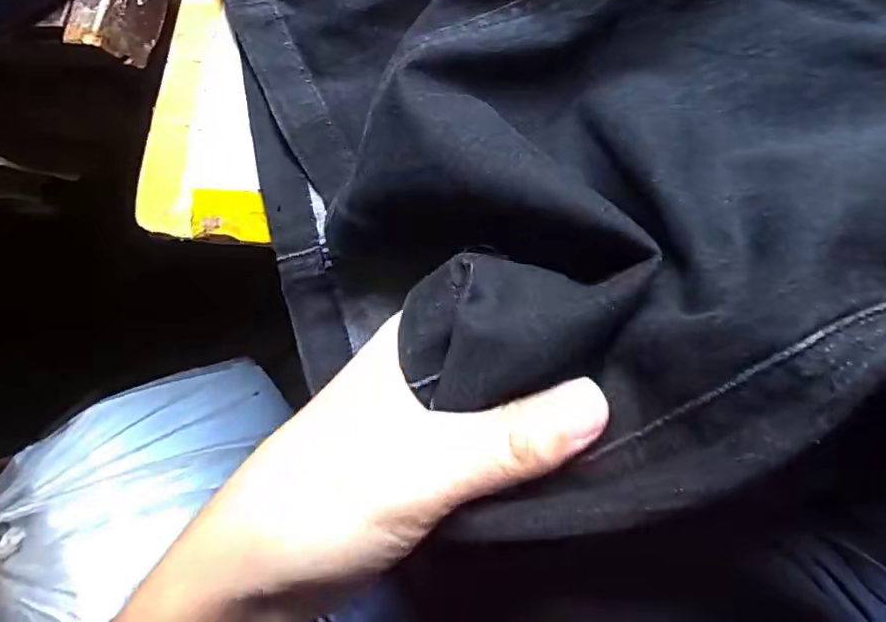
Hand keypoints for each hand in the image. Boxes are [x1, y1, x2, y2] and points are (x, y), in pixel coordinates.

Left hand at [117, 315, 608, 620]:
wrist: (250, 591)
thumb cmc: (328, 498)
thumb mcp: (426, 466)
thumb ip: (512, 437)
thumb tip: (603, 399)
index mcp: (423, 328)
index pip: (509, 295)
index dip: (564, 301)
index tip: (624, 310)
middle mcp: (432, 354)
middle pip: (516, 345)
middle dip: (566, 356)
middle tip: (634, 356)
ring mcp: (435, 404)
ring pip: (510, 389)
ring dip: (550, 400)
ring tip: (620, 391)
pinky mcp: (439, 450)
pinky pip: (500, 429)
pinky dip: (532, 435)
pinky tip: (573, 438)